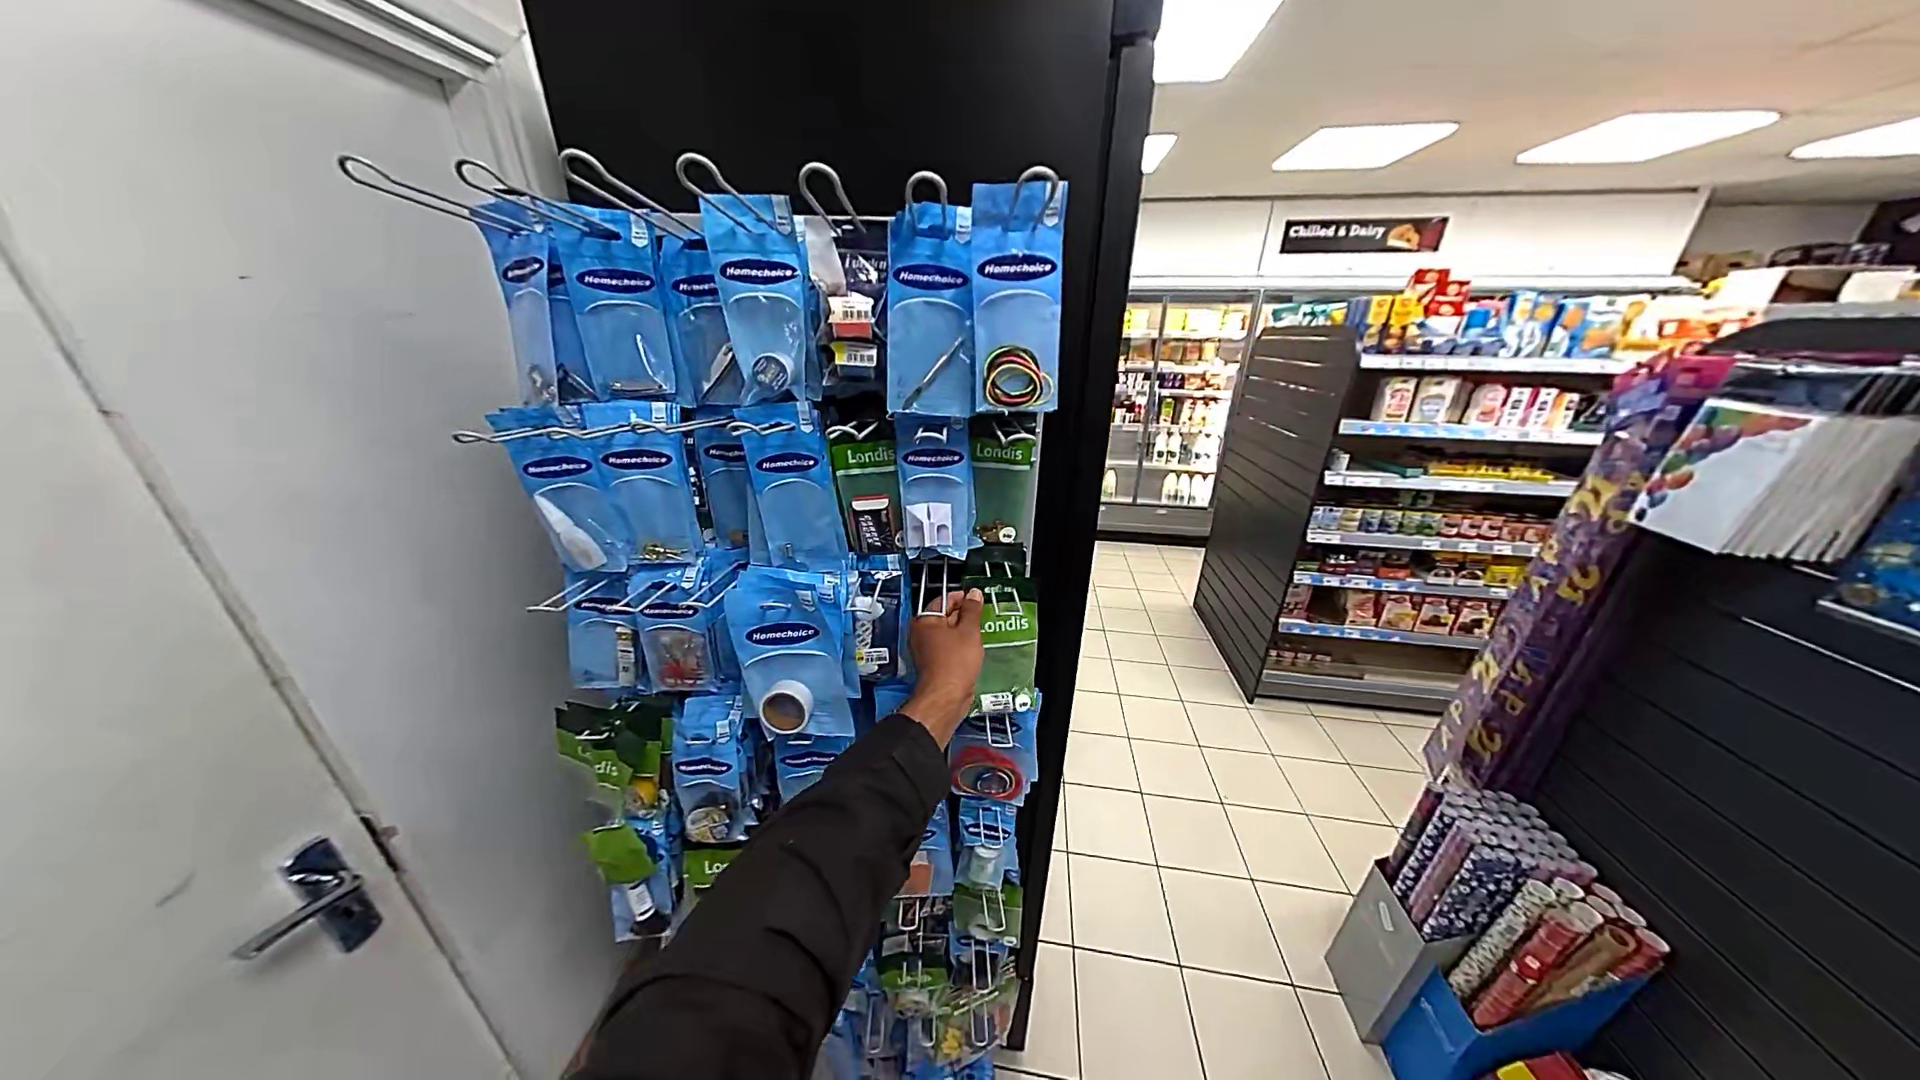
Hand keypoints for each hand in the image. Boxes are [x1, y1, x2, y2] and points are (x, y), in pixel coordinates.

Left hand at [903, 588, 983, 746]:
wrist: (947, 697)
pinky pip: (947, 647)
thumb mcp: (969, 631)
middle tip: (981, 617)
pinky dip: (959, 646)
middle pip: (944, 616)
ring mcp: (925, 649)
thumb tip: (974, 593)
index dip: (962, 598)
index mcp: (925, 620)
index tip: (977, 600)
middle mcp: (921, 633)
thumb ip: (972, 610)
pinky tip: (972, 649)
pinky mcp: (933, 663)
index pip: (944, 600)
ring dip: (963, 632)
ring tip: (979, 633)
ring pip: (947, 633)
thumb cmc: (956, 662)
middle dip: (963, 615)